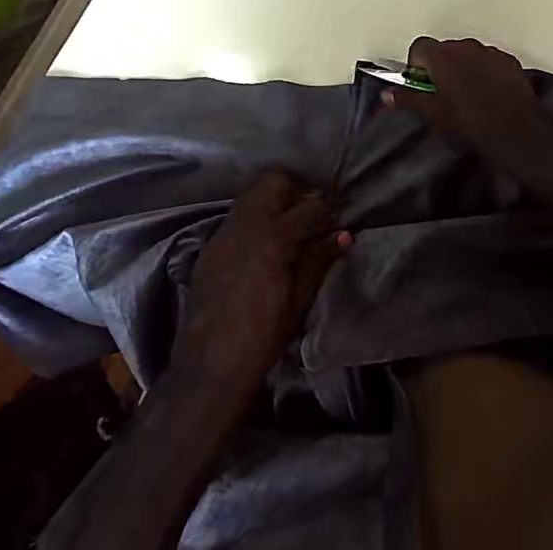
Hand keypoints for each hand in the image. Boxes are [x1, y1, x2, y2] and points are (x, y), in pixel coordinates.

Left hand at [169, 171, 347, 398]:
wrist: (208, 369)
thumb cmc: (262, 338)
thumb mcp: (298, 301)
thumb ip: (319, 260)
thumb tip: (344, 236)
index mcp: (271, 240)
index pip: (307, 208)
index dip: (327, 211)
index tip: (337, 219)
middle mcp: (243, 228)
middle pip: (272, 183)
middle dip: (297, 190)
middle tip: (313, 211)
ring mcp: (221, 236)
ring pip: (250, 195)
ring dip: (274, 200)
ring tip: (290, 222)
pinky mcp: (209, 249)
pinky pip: (236, 217)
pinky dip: (255, 217)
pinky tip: (266, 241)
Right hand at [382, 37, 552, 175]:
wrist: (514, 130)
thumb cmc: (470, 122)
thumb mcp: (434, 113)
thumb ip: (408, 99)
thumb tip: (387, 95)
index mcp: (443, 57)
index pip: (419, 46)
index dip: (417, 64)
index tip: (421, 83)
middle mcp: (466, 47)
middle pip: (444, 48)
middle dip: (439, 65)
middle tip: (441, 90)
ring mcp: (490, 52)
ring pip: (468, 53)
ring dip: (462, 66)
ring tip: (466, 93)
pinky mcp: (508, 60)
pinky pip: (489, 60)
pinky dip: (484, 70)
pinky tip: (488, 92)